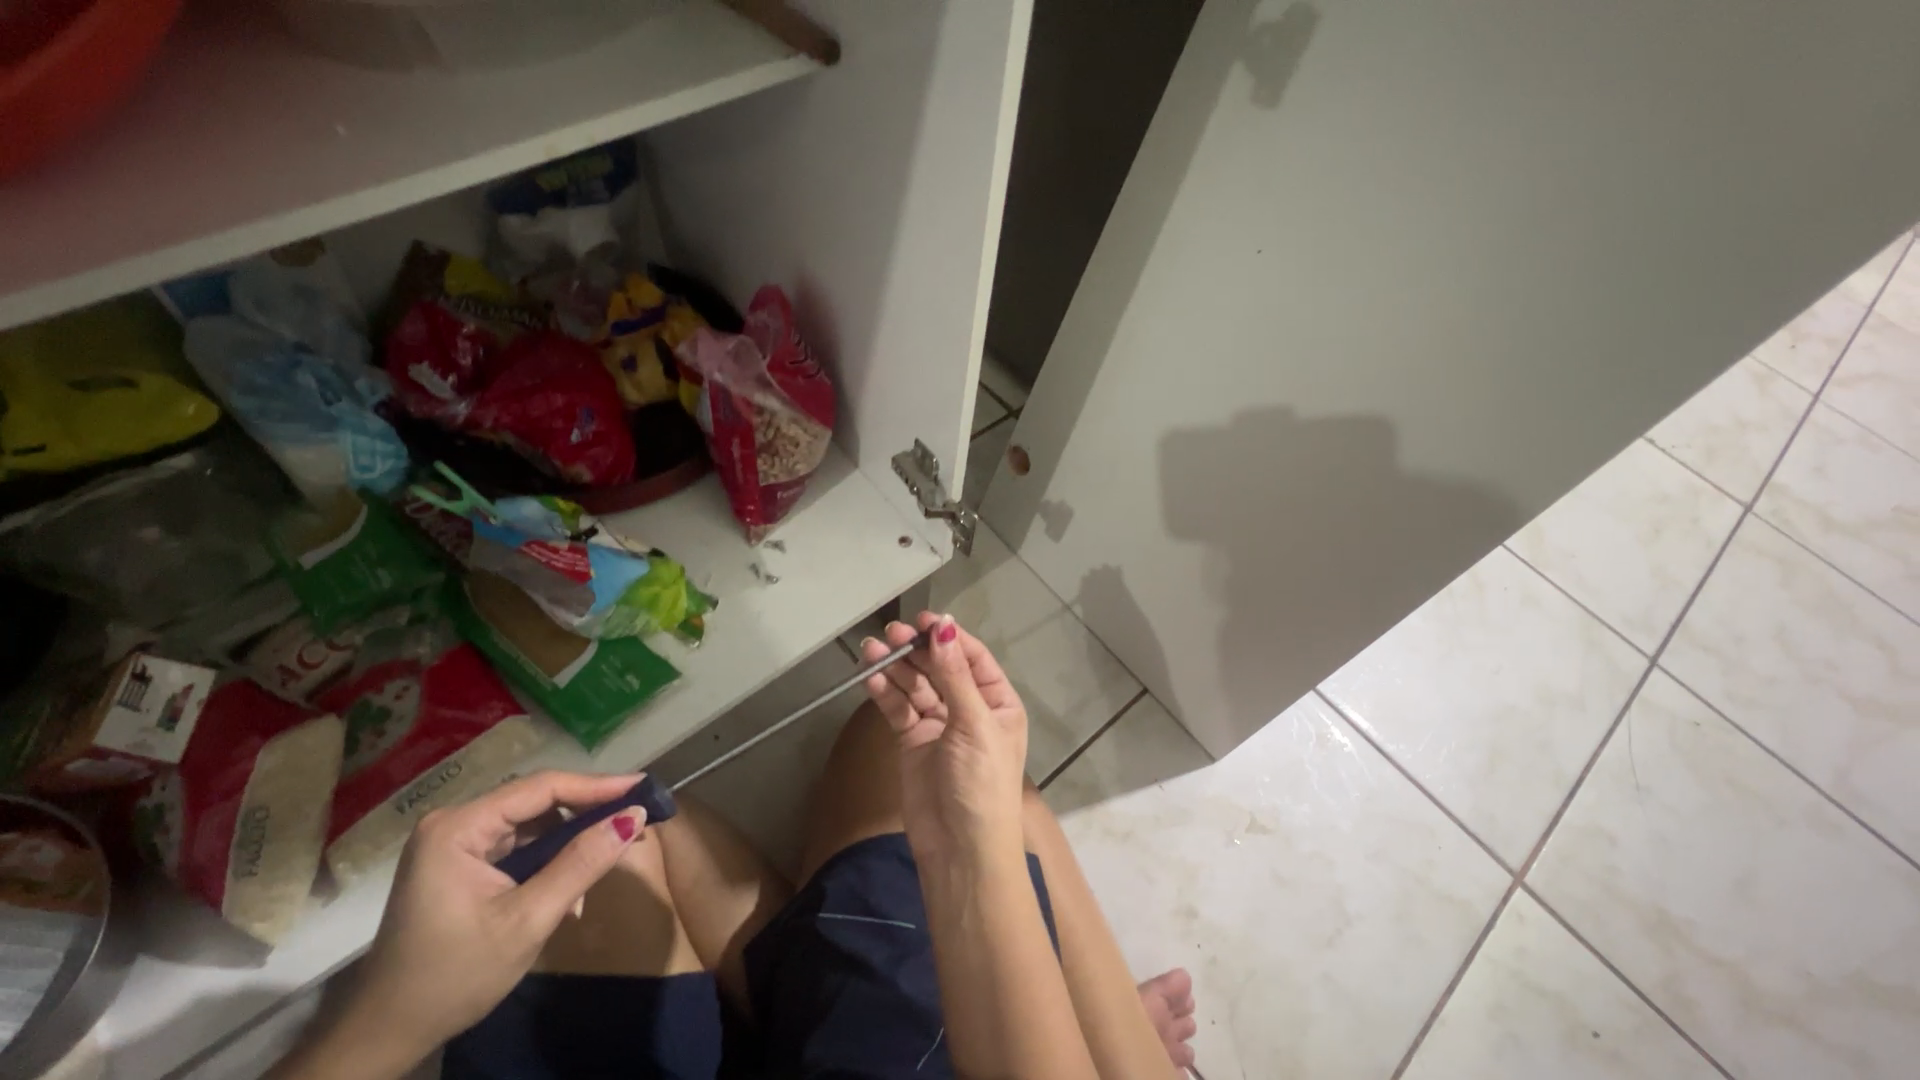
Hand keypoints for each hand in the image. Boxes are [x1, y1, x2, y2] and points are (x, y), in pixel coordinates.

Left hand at [276, 771, 645, 1078]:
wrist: (387, 1033)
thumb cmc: (454, 976)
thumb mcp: (528, 920)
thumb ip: (581, 864)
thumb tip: (633, 817)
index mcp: (458, 828)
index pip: (540, 788)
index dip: (596, 786)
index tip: (643, 787)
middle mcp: (453, 824)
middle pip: (536, 801)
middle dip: (587, 812)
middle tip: (637, 819)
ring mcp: (454, 844)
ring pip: (530, 824)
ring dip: (571, 840)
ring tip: (613, 853)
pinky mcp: (459, 865)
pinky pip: (517, 846)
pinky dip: (549, 859)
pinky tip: (572, 885)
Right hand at [860, 613, 1028, 862]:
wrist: (960, 848)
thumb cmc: (981, 783)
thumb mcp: (974, 724)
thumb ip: (955, 675)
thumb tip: (944, 626)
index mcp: (998, 703)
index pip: (972, 658)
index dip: (948, 637)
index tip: (922, 620)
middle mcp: (970, 709)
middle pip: (940, 668)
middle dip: (917, 650)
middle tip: (890, 633)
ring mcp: (940, 725)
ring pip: (916, 686)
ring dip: (897, 667)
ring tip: (871, 649)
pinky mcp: (913, 742)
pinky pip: (899, 709)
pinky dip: (886, 693)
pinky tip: (871, 677)